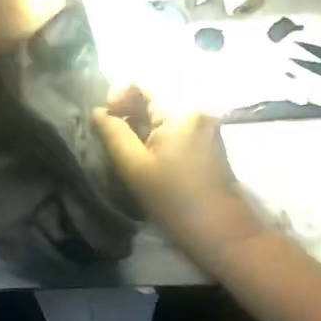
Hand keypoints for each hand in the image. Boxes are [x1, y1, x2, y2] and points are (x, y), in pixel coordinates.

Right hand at [92, 92, 267, 262]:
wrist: (222, 233)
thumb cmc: (174, 200)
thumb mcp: (135, 167)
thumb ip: (113, 134)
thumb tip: (98, 112)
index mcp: (180, 112)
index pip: (142, 87)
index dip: (118, 97)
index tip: (105, 121)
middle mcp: (197, 112)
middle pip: (154, 102)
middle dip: (129, 116)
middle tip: (112, 140)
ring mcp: (207, 129)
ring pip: (164, 119)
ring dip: (142, 130)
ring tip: (128, 154)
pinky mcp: (210, 145)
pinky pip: (177, 132)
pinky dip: (159, 140)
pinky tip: (149, 162)